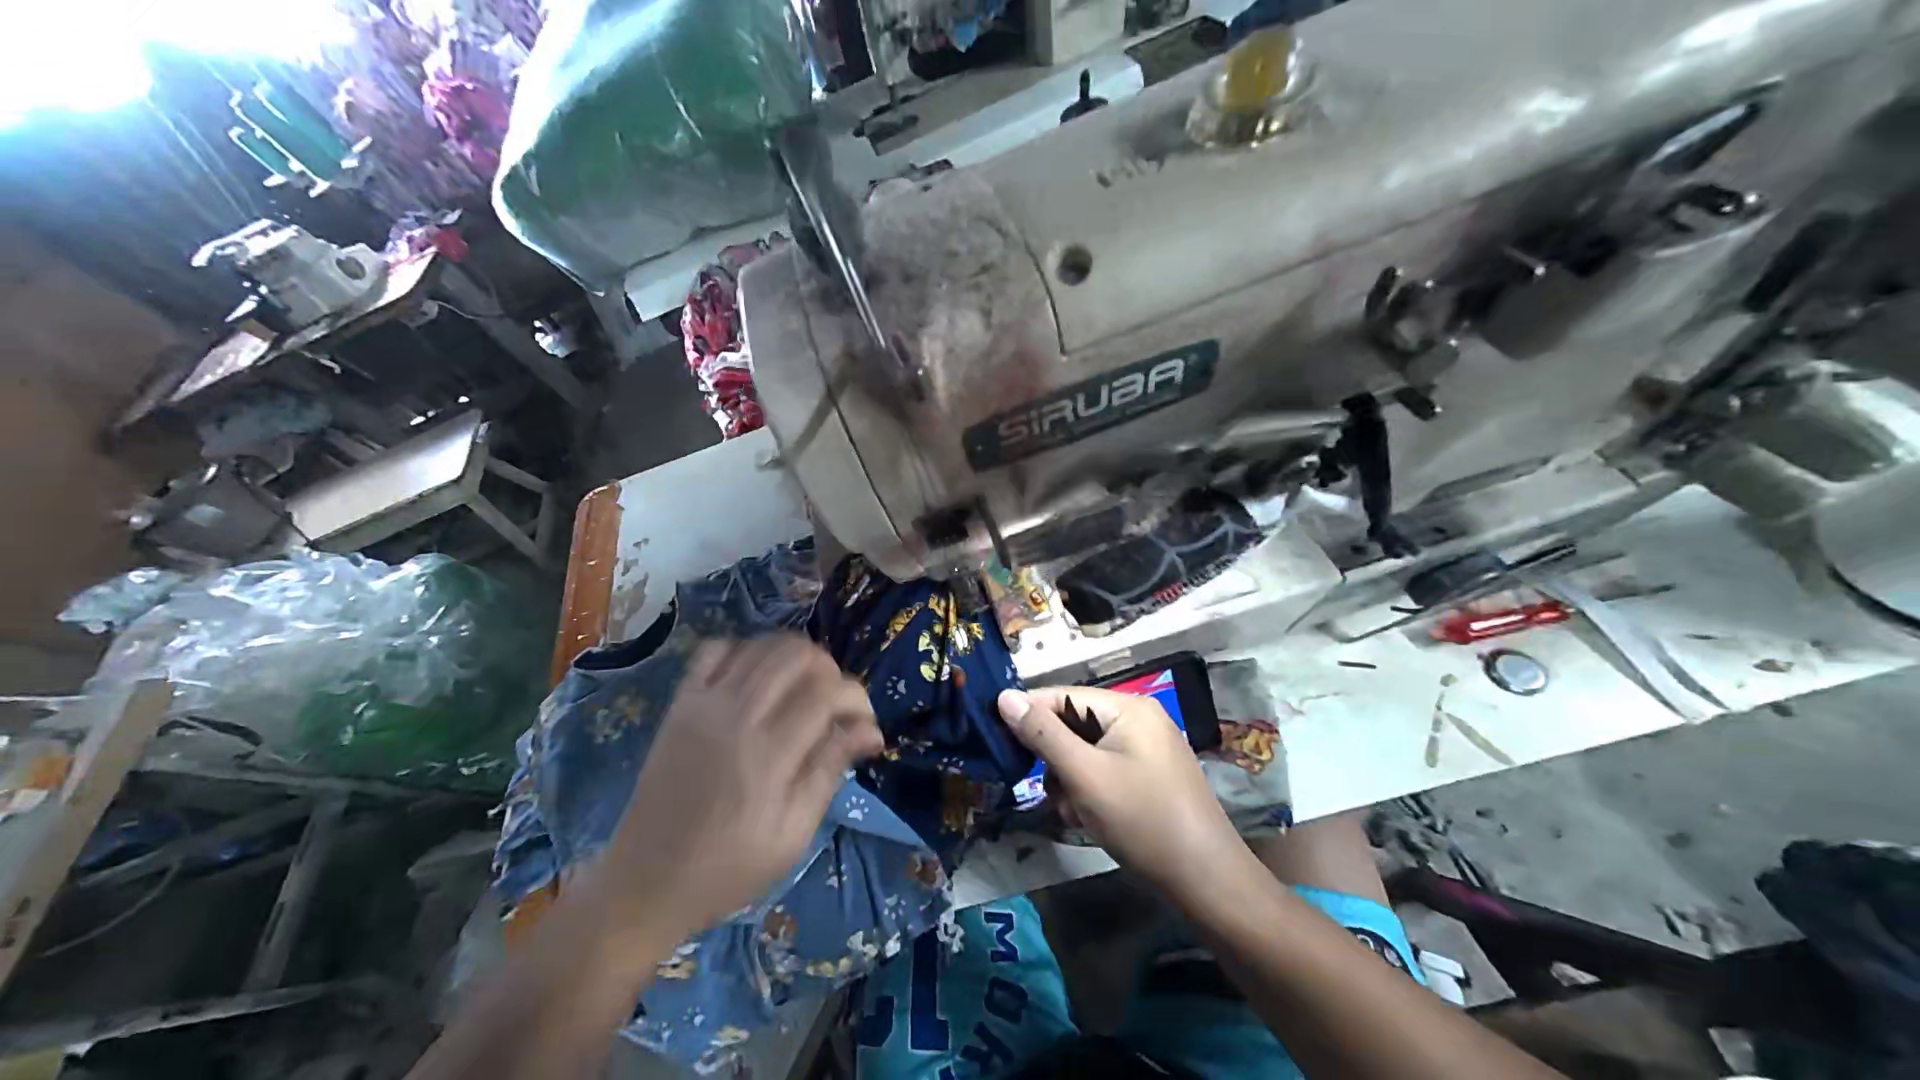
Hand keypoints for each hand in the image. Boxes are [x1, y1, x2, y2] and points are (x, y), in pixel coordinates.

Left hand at [602, 635, 883, 935]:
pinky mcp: (679, 705)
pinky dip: (744, 652)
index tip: (865, 723)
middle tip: (835, 704)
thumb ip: (828, 772)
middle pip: (796, 656)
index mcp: (768, 756)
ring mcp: (702, 705)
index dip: (856, 698)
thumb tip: (870, 731)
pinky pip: (713, 651)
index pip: (826, 693)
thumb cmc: (728, 869)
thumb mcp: (792, 835)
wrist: (646, 882)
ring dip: (793, 656)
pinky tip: (757, 679)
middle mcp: (736, 717)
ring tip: (804, 688)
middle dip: (829, 670)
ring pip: (760, 647)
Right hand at [998, 686, 1245, 897]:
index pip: (1063, 695)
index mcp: (1128, 707)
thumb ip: (1043, 734)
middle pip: (1074, 723)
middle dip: (1053, 758)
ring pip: (1085, 751)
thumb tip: (1003, 696)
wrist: (1206, 881)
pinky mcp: (1149, 776)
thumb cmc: (1142, 820)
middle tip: (1047, 792)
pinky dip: (1089, 791)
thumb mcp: (1085, 775)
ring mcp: (1147, 749)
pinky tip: (1088, 819)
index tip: (997, 741)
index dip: (1028, 715)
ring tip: (1072, 813)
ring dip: (1069, 780)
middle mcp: (1139, 719)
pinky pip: (1104, 769)